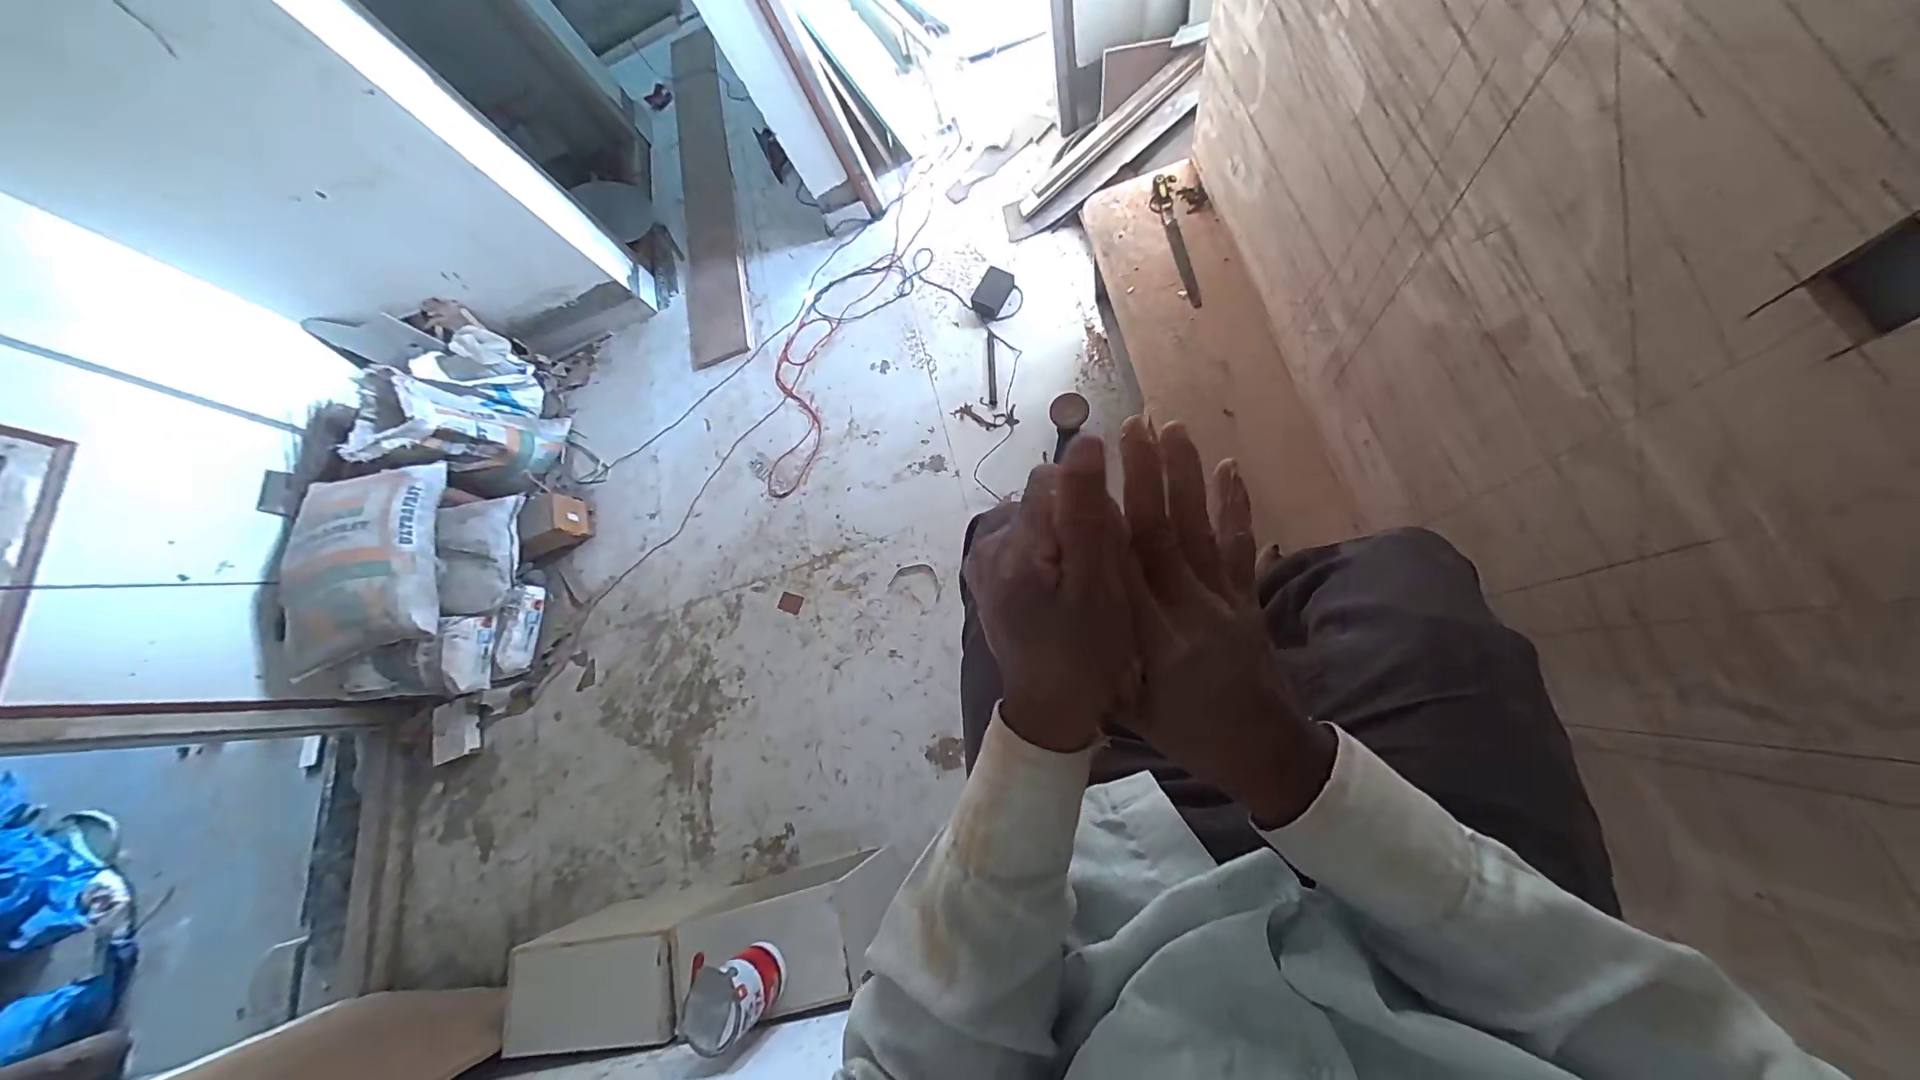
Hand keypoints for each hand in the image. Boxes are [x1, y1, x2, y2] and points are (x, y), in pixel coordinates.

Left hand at [963, 435, 1138, 752]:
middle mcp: (987, 544)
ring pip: (1036, 516)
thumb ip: (1088, 514)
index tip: (1106, 545)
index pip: (1055, 479)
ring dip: (1063, 536)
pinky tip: (1056, 587)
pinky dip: (1046, 552)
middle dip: (1076, 520)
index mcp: (1013, 546)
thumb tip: (1085, 441)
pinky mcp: (983, 574)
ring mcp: (981, 560)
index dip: (1090, 503)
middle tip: (1095, 572)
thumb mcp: (1098, 586)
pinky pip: (1023, 539)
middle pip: (1043, 496)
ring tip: (1076, 584)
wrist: (1048, 709)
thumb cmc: (1083, 655)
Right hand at [1118, 416, 1334, 826]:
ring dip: (1185, 477)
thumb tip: (1072, 598)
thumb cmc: (1185, 734)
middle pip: (1161, 534)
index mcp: (1154, 641)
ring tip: (1172, 429)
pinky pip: (1242, 548)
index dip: (1101, 517)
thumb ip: (1103, 651)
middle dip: (1144, 476)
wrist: (1265, 752)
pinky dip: (1236, 507)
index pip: (1120, 569)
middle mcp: (1190, 611)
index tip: (1084, 474)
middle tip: (1130, 427)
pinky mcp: (1249, 599)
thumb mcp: (1127, 706)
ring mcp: (1226, 602)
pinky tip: (1230, 470)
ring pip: (1200, 530)